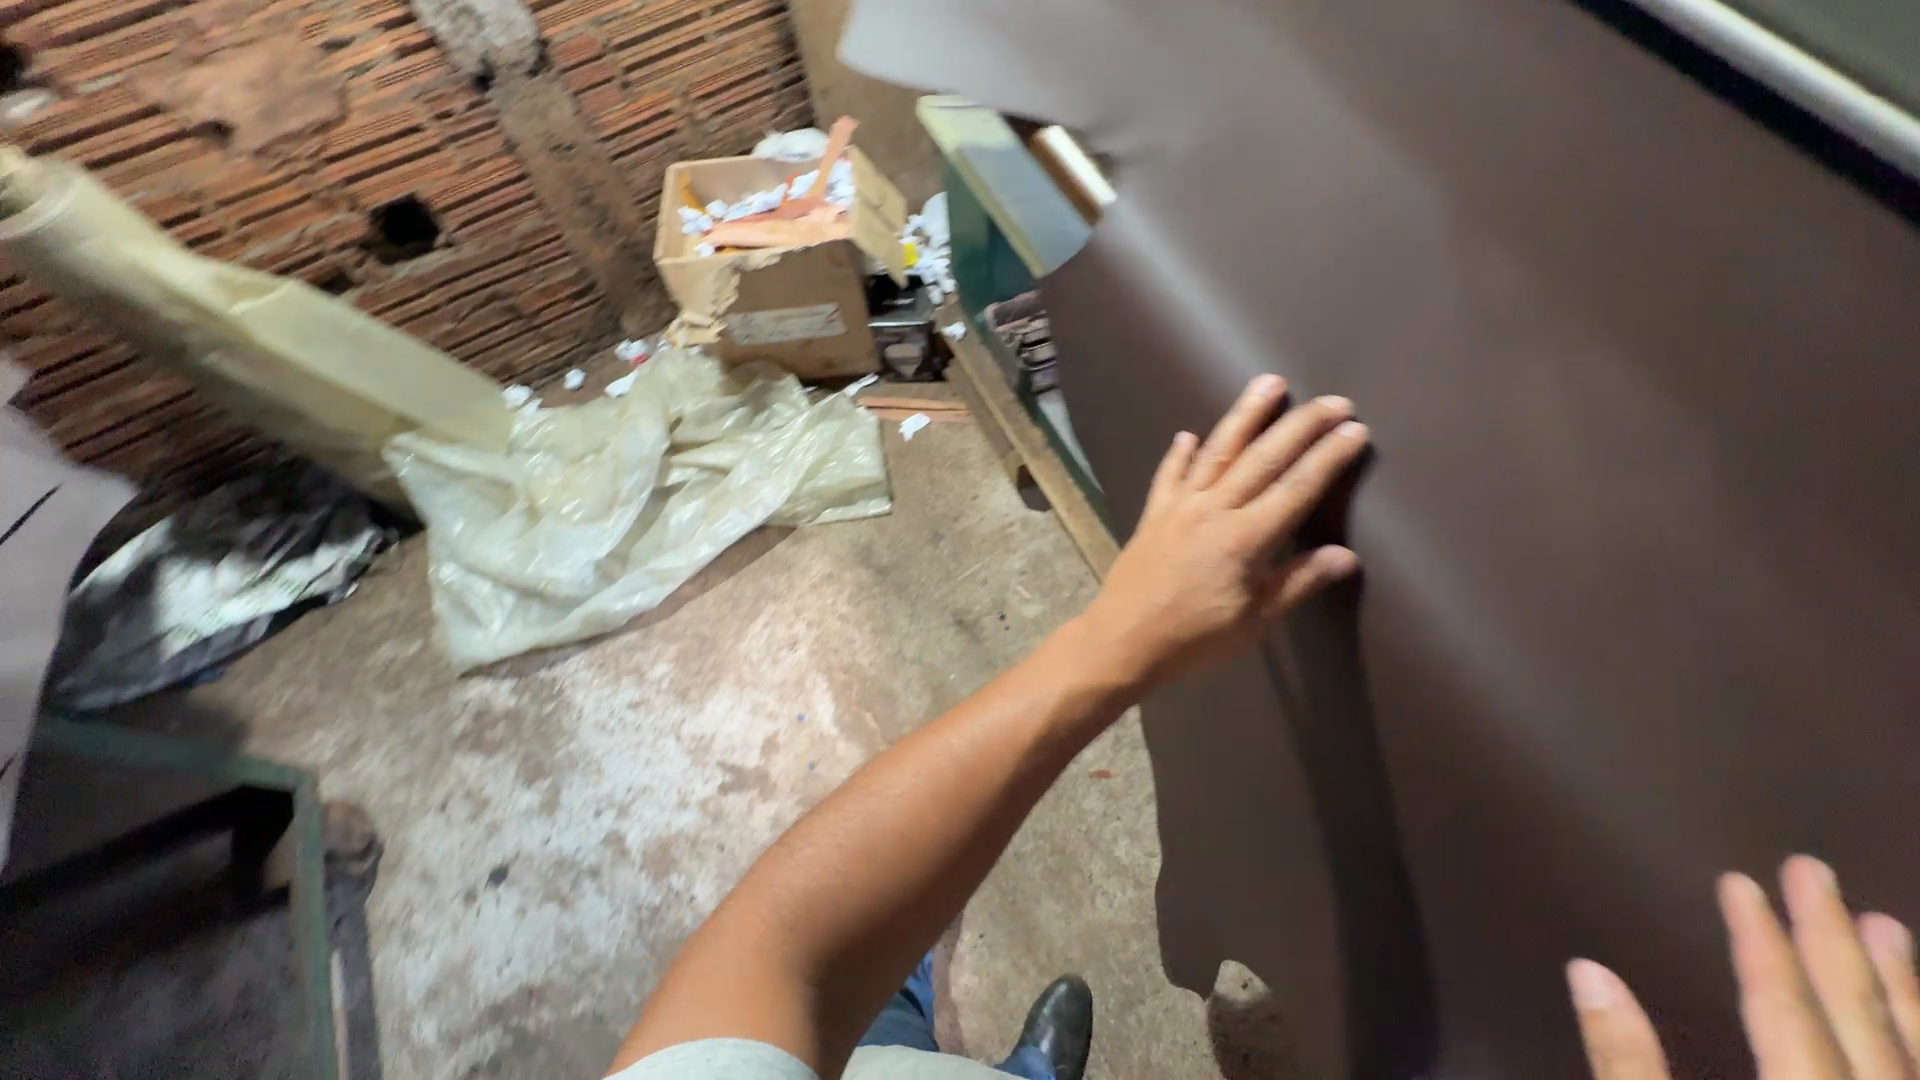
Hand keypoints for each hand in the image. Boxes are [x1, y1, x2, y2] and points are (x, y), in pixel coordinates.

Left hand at [1078, 374, 1369, 687]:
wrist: (1122, 640)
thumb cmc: (1194, 639)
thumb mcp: (1255, 621)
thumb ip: (1298, 583)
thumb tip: (1345, 555)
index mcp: (1244, 538)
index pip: (1297, 487)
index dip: (1328, 456)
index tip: (1354, 428)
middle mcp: (1212, 511)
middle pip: (1262, 458)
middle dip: (1300, 426)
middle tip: (1332, 400)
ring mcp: (1178, 508)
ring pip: (1216, 451)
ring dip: (1245, 415)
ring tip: (1268, 384)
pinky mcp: (1153, 515)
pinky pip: (1169, 476)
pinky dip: (1180, 454)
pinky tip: (1188, 435)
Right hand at [1568, 856, 1919, 1078]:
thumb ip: (1627, 1062)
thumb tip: (1587, 974)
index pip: (1782, 1006)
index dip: (1760, 940)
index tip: (1741, 881)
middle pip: (1857, 1015)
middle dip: (1831, 939)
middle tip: (1816, 870)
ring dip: (1900, 984)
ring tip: (1888, 928)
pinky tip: (1919, 1006)